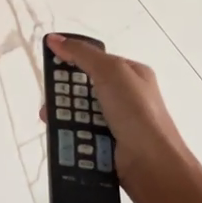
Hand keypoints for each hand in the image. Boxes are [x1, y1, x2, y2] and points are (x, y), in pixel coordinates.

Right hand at [45, 35, 194, 187]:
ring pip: (80, 114)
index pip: (96, 61)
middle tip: (49, 100)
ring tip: (50, 120)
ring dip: (64, 117)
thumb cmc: (135, 111)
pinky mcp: (108, 146)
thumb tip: (54, 39)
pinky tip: (60, 137)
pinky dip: (70, 136)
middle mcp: (126, 98)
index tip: (52, 68)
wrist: (152, 163)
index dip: (73, 62)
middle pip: (85, 89)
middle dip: (64, 94)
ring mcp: (117, 123)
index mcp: (131, 74)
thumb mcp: (110, 72)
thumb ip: (81, 54)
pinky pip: (82, 136)